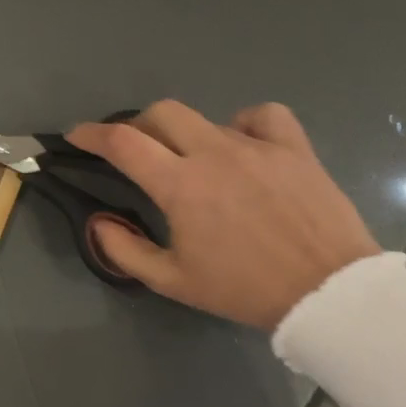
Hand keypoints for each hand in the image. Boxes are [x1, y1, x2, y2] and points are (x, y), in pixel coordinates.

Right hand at [66, 100, 379, 329]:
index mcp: (179, 185)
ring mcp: (258, 147)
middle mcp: (214, 154)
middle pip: (160, 114)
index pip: (122, 142)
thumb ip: (124, 249)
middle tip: (133, 149)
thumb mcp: (170, 280)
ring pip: (205, 117)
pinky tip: (241, 143)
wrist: (329, 292)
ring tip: (188, 156)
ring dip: (184, 132)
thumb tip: (98, 222)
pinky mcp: (295, 150)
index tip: (77, 136)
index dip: (91, 134)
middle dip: (136, 126)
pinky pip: (263, 116)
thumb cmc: (242, 289)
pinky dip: (243, 123)